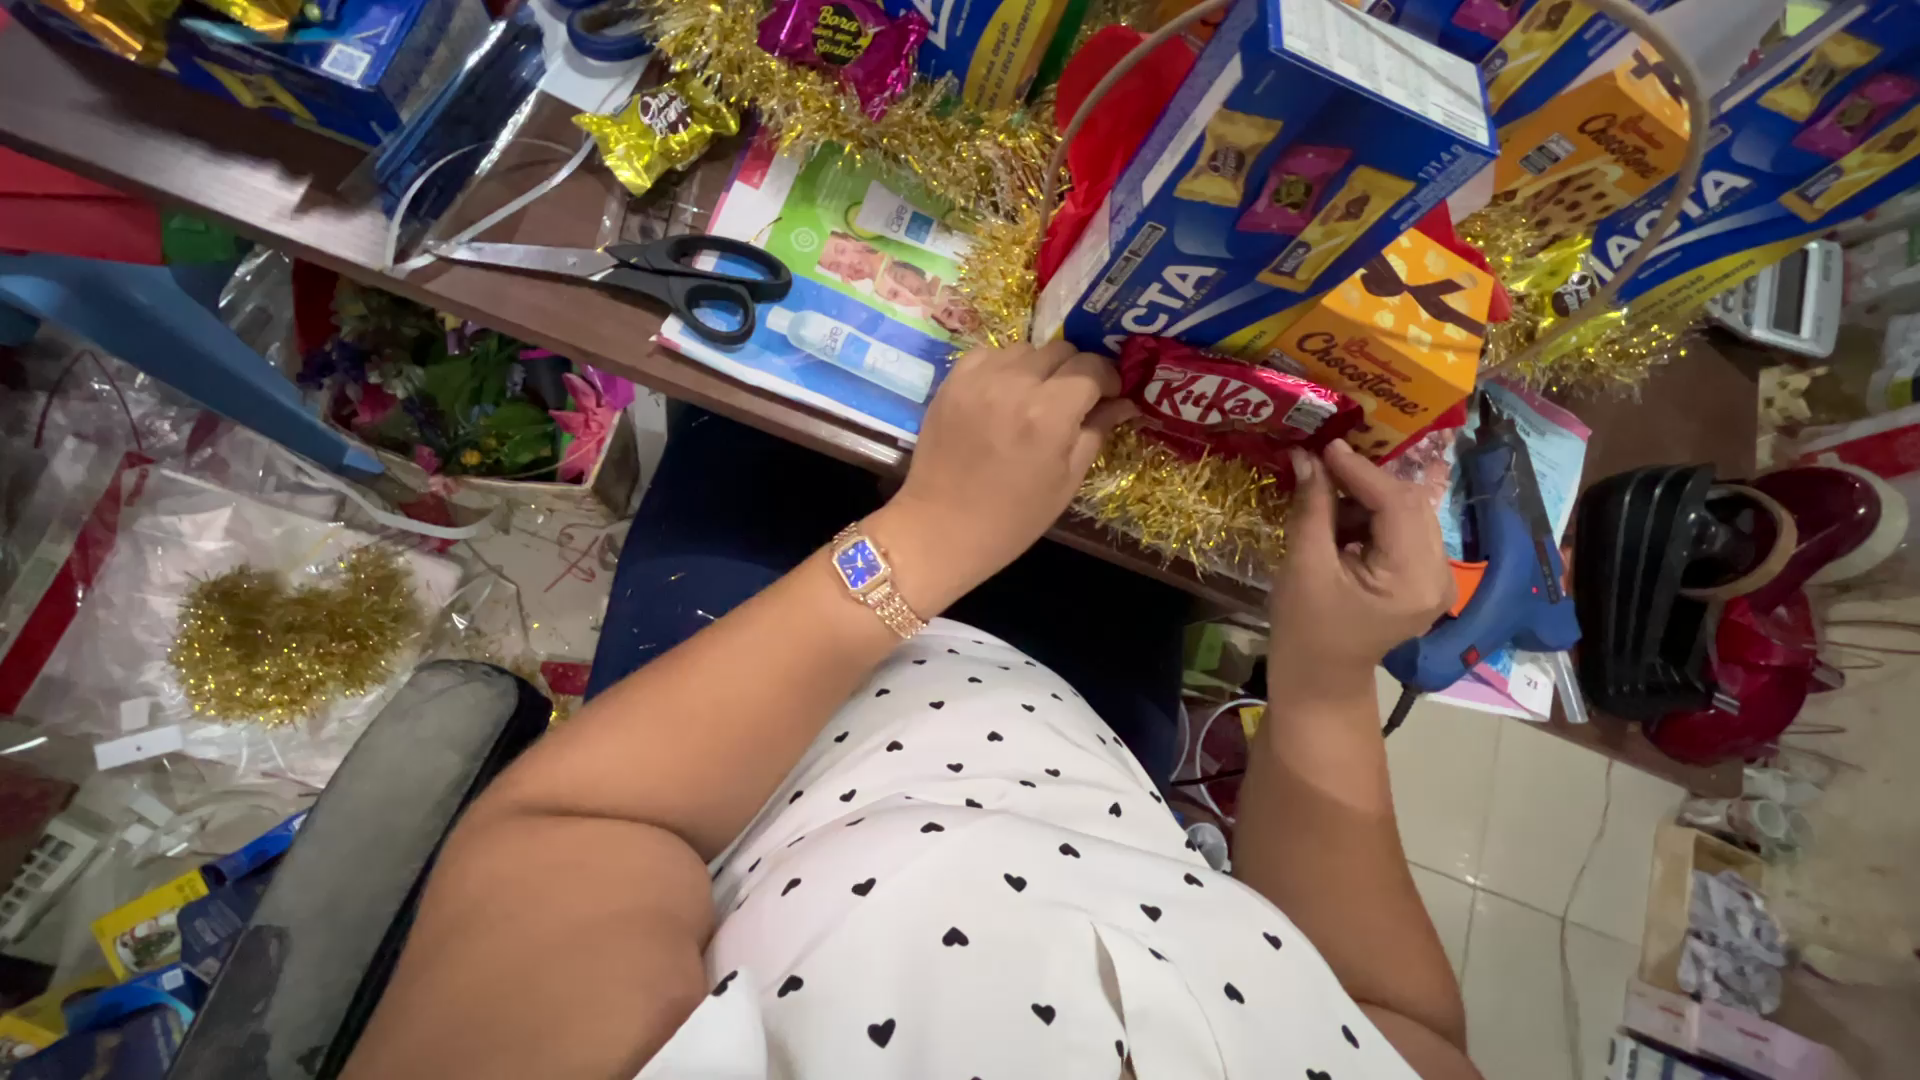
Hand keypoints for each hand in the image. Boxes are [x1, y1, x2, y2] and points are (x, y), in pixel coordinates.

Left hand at [869, 341, 1134, 613]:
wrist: (942, 528)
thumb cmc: (1013, 518)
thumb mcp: (1066, 481)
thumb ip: (1096, 432)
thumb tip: (1123, 402)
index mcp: (1049, 414)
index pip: (1092, 367)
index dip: (1107, 378)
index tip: (1107, 396)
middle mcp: (1014, 385)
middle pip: (1061, 350)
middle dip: (1076, 371)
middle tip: (1073, 400)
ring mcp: (978, 380)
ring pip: (1026, 348)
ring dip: (1039, 367)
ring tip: (1035, 399)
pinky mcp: (952, 382)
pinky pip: (989, 354)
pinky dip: (1004, 367)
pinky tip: (1003, 395)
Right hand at [1268, 440, 1453, 706]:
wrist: (1318, 679)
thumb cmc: (1305, 630)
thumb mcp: (1303, 567)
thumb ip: (1312, 510)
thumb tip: (1309, 457)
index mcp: (1413, 578)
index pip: (1397, 505)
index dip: (1361, 471)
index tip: (1327, 445)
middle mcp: (1437, 575)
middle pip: (1410, 505)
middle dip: (1367, 478)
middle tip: (1325, 457)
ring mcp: (1432, 578)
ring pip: (1407, 514)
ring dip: (1368, 495)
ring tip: (1327, 482)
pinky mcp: (1417, 578)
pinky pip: (1400, 532)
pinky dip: (1371, 514)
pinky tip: (1340, 509)